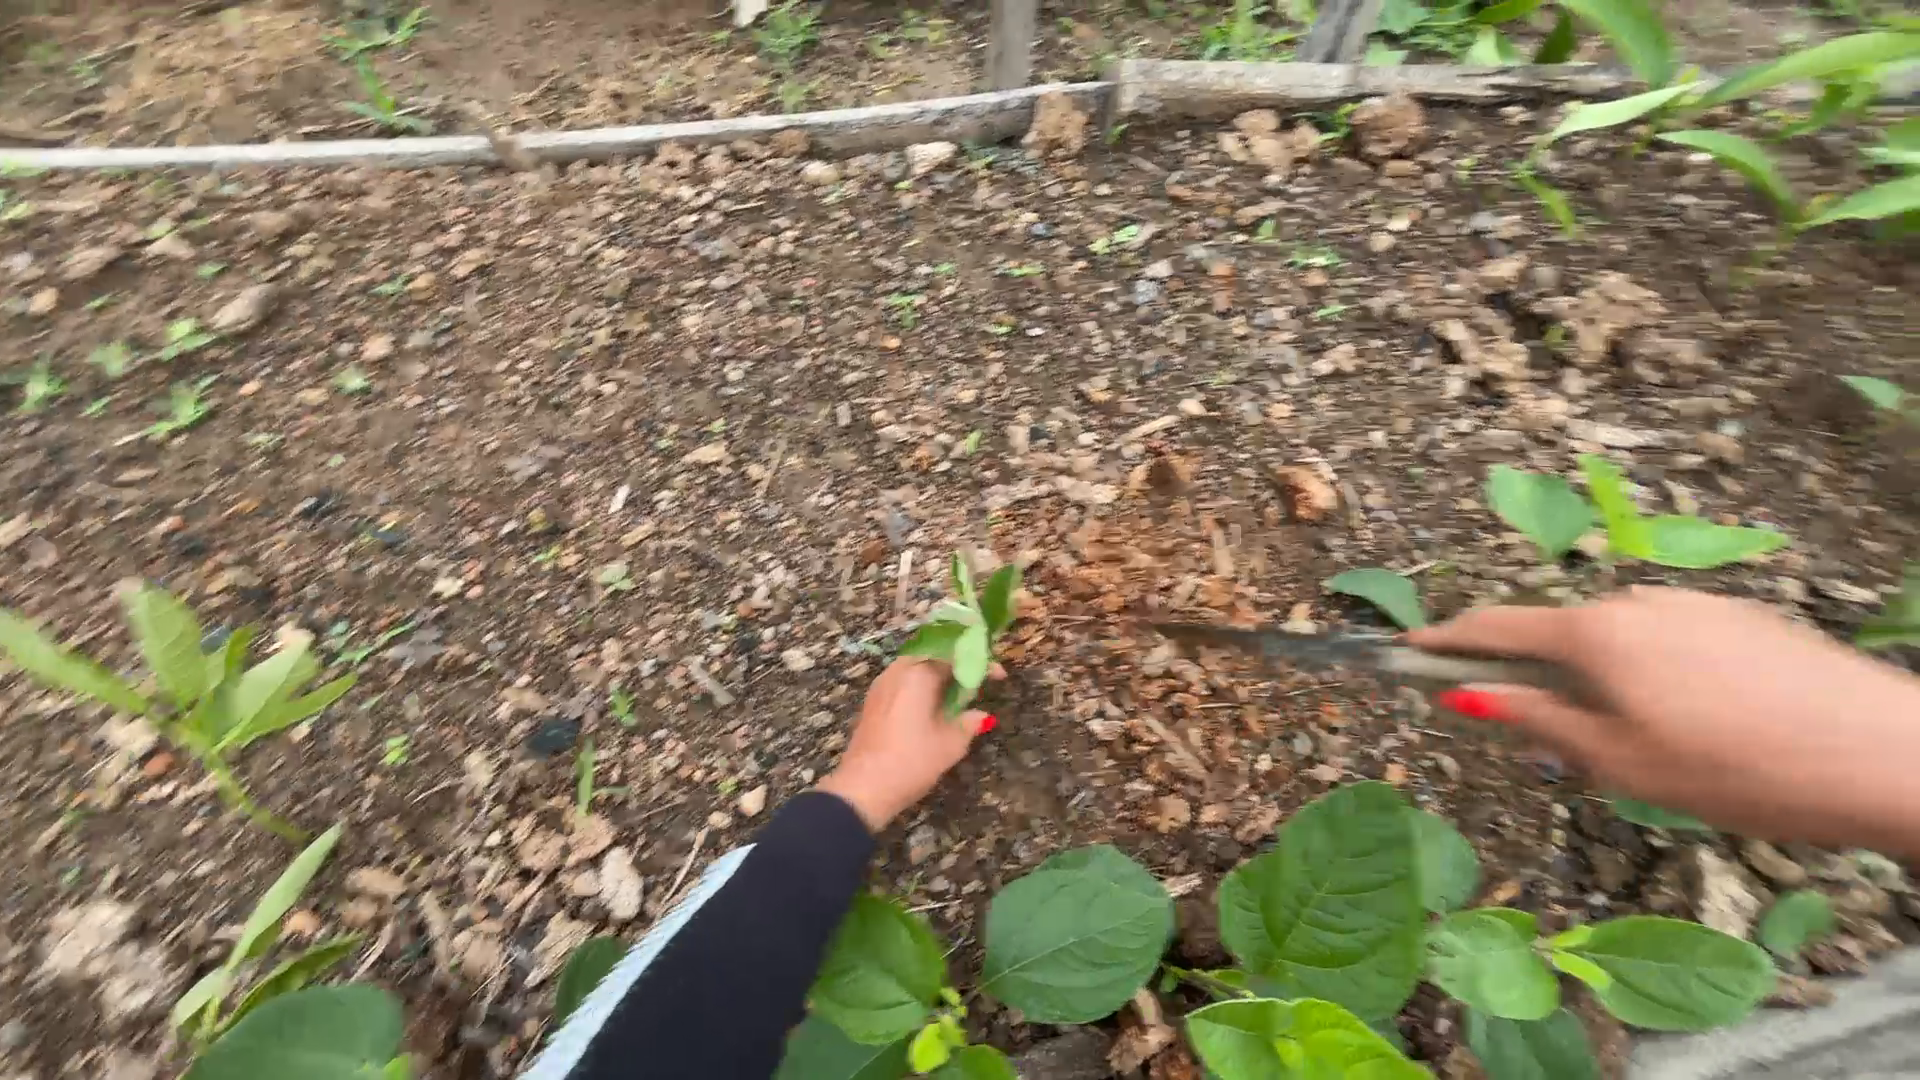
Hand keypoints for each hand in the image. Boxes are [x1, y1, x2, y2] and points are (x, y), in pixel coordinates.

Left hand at [815, 658, 994, 831]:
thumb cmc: (911, 761)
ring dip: (938, 676)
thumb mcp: (950, 744)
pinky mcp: (872, 700)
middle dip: (957, 666)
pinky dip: (921, 686)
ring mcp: (881, 684)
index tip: (999, 676)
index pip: (956, 656)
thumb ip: (969, 723)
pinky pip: (902, 681)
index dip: (981, 664)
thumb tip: (981, 715)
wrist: (863, 787)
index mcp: (919, 673)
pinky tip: (931, 706)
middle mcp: (898, 670)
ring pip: (916, 668)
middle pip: (933, 656)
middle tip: (977, 682)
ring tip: (956, 695)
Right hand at [1410, 586, 1919, 856]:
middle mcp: (1632, 602)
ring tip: (1632, 733)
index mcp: (1592, 632)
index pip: (1492, 626)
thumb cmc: (1739, 769)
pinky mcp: (1741, 618)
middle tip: (1540, 727)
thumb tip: (1460, 694)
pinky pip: (1663, 637)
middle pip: (1553, 632)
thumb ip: (1532, 718)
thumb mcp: (1616, 759)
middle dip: (1532, 671)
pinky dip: (1646, 667)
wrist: (1908, 761)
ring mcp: (1690, 605)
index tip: (1408, 647)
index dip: (1444, 638)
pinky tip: (1692, 715)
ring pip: (1612, 637)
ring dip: (1594, 673)